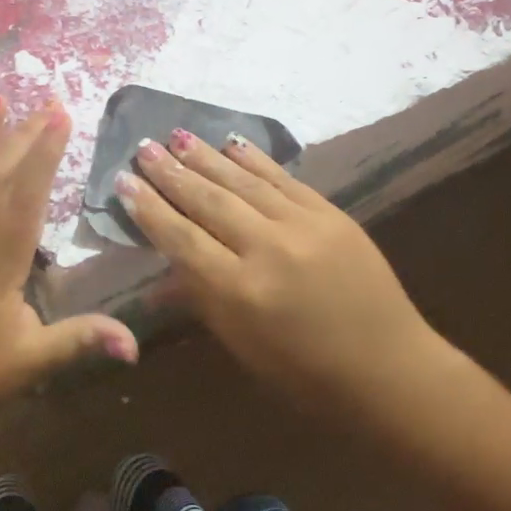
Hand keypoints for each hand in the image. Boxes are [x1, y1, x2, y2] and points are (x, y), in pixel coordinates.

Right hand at [117, 130, 442, 407]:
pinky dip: (254, 160)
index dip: (149, 208)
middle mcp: (268, 249)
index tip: (123, 182)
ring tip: (176, 136)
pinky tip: (231, 143)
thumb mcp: (242, 345)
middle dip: (171, 173)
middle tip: (143, 149)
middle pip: (208, 201)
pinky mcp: (331, 215)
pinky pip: (283, 180)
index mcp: (240, 292)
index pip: (181, 238)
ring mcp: (304, 226)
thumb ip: (200, 299)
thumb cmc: (305, 374)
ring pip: (243, 183)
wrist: (387, 369)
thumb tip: (160, 272)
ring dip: (206, 157)